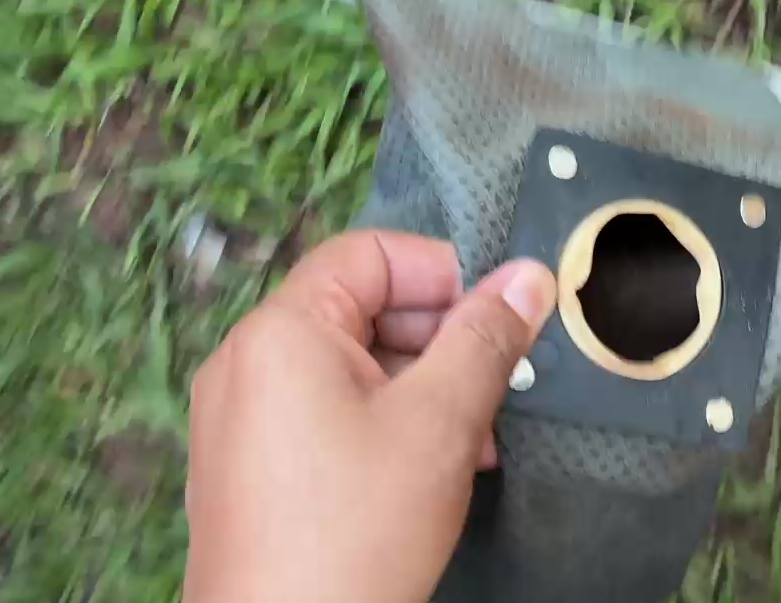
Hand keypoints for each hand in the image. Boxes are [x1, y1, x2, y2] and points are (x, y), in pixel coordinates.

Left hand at [184, 231, 556, 602]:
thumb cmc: (360, 526)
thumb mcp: (441, 418)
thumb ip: (488, 334)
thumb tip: (532, 274)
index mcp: (282, 331)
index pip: (371, 254)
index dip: (440, 271)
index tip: (494, 312)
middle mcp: (252, 362)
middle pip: (366, 306)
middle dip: (443, 332)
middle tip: (500, 371)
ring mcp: (248, 418)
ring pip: (359, 361)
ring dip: (429, 378)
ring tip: (484, 424)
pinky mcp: (258, 466)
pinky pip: (336, 408)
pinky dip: (394, 415)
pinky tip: (446, 457)